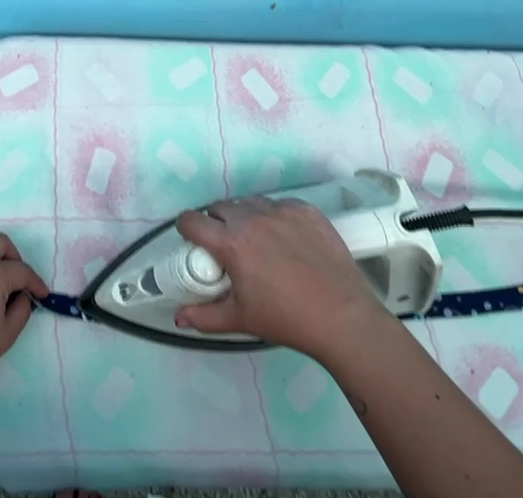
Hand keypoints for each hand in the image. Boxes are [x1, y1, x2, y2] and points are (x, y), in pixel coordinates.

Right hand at [173, 196, 390, 358]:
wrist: (343, 318)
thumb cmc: (286, 319)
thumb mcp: (240, 319)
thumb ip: (203, 316)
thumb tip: (179, 316)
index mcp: (231, 243)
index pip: (192, 220)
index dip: (186, 229)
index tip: (192, 240)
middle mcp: (253, 218)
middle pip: (220, 207)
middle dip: (216, 222)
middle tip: (226, 245)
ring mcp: (282, 211)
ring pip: (250, 202)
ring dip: (245, 216)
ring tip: (256, 239)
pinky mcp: (307, 211)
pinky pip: (280, 204)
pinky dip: (275, 216)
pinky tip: (285, 237)